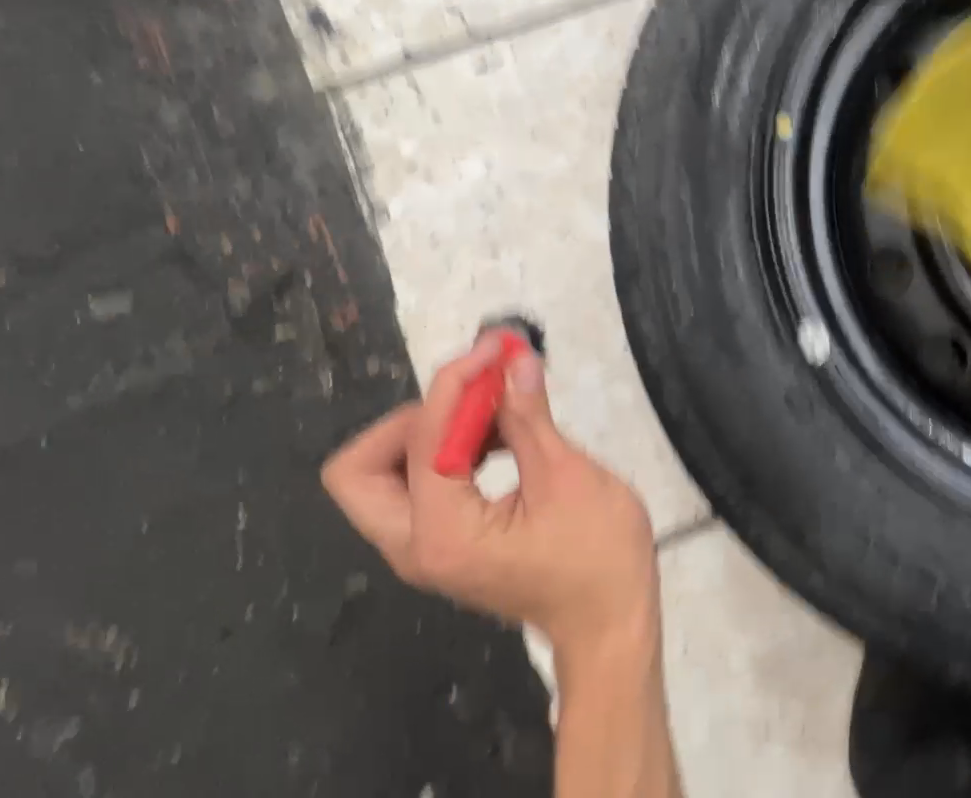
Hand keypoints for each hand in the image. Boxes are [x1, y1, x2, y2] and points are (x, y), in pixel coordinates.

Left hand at [321, 336, 659, 665]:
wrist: (611, 622)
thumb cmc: (599, 555)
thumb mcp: (570, 479)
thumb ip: (530, 418)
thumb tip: (514, 360)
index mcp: (441, 534)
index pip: (424, 440)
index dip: (458, 384)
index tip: (495, 349)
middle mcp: (413, 546)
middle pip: (359, 471)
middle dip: (413, 418)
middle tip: (474, 395)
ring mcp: (424, 550)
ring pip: (383, 480)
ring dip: (433, 432)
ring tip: (498, 410)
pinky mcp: (443, 546)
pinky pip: (417, 491)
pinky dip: (448, 454)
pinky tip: (502, 438)